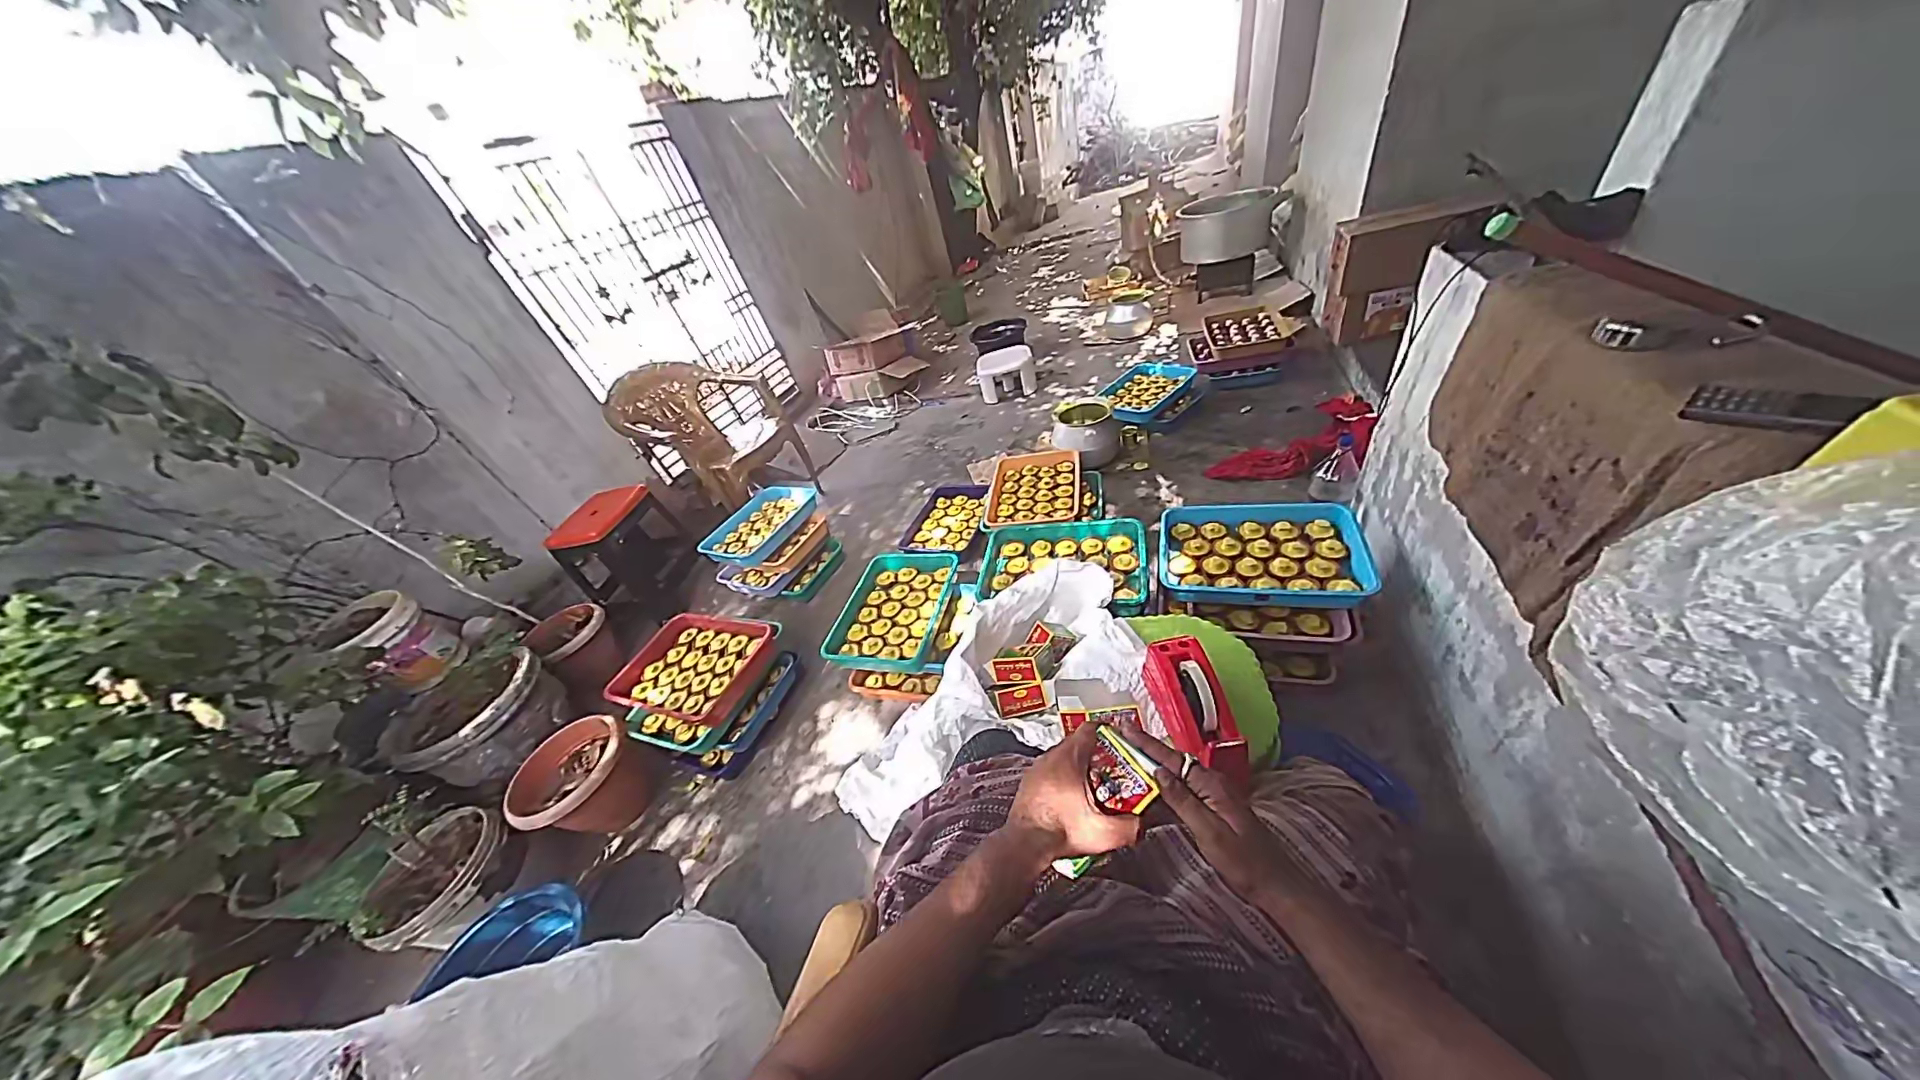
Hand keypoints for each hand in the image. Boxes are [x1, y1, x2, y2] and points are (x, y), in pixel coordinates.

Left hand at [1003, 722, 1141, 864]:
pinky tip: (1071, 799)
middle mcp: (1050, 756)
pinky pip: (1050, 771)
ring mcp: (1036, 768)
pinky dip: (1062, 778)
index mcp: (1069, 757)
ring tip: (1094, 786)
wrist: (1025, 844)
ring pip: (1063, 757)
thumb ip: (1131, 826)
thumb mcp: (1105, 832)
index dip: (1108, 733)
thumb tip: (1142, 822)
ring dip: (1078, 767)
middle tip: (1113, 770)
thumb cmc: (1061, 831)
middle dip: (1097, 754)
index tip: (1120, 743)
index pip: (1090, 729)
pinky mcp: (1028, 782)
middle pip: (1078, 743)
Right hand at [1118, 718, 1288, 899]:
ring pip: (1178, 775)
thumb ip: (1182, 800)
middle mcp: (1213, 784)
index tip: (1125, 728)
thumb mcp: (1209, 832)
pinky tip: (1152, 790)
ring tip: (1130, 759)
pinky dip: (1165, 786)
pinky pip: (1184, 790)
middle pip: (1174, 762)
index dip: (1146, 743)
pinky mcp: (1215, 809)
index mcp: (1211, 785)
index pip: (1172, 759)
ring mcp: (1215, 796)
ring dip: (1154, 767)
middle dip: (1147, 749)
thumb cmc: (1243, 862)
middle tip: (1122, 738)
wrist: (1276, 887)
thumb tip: (1158, 771)